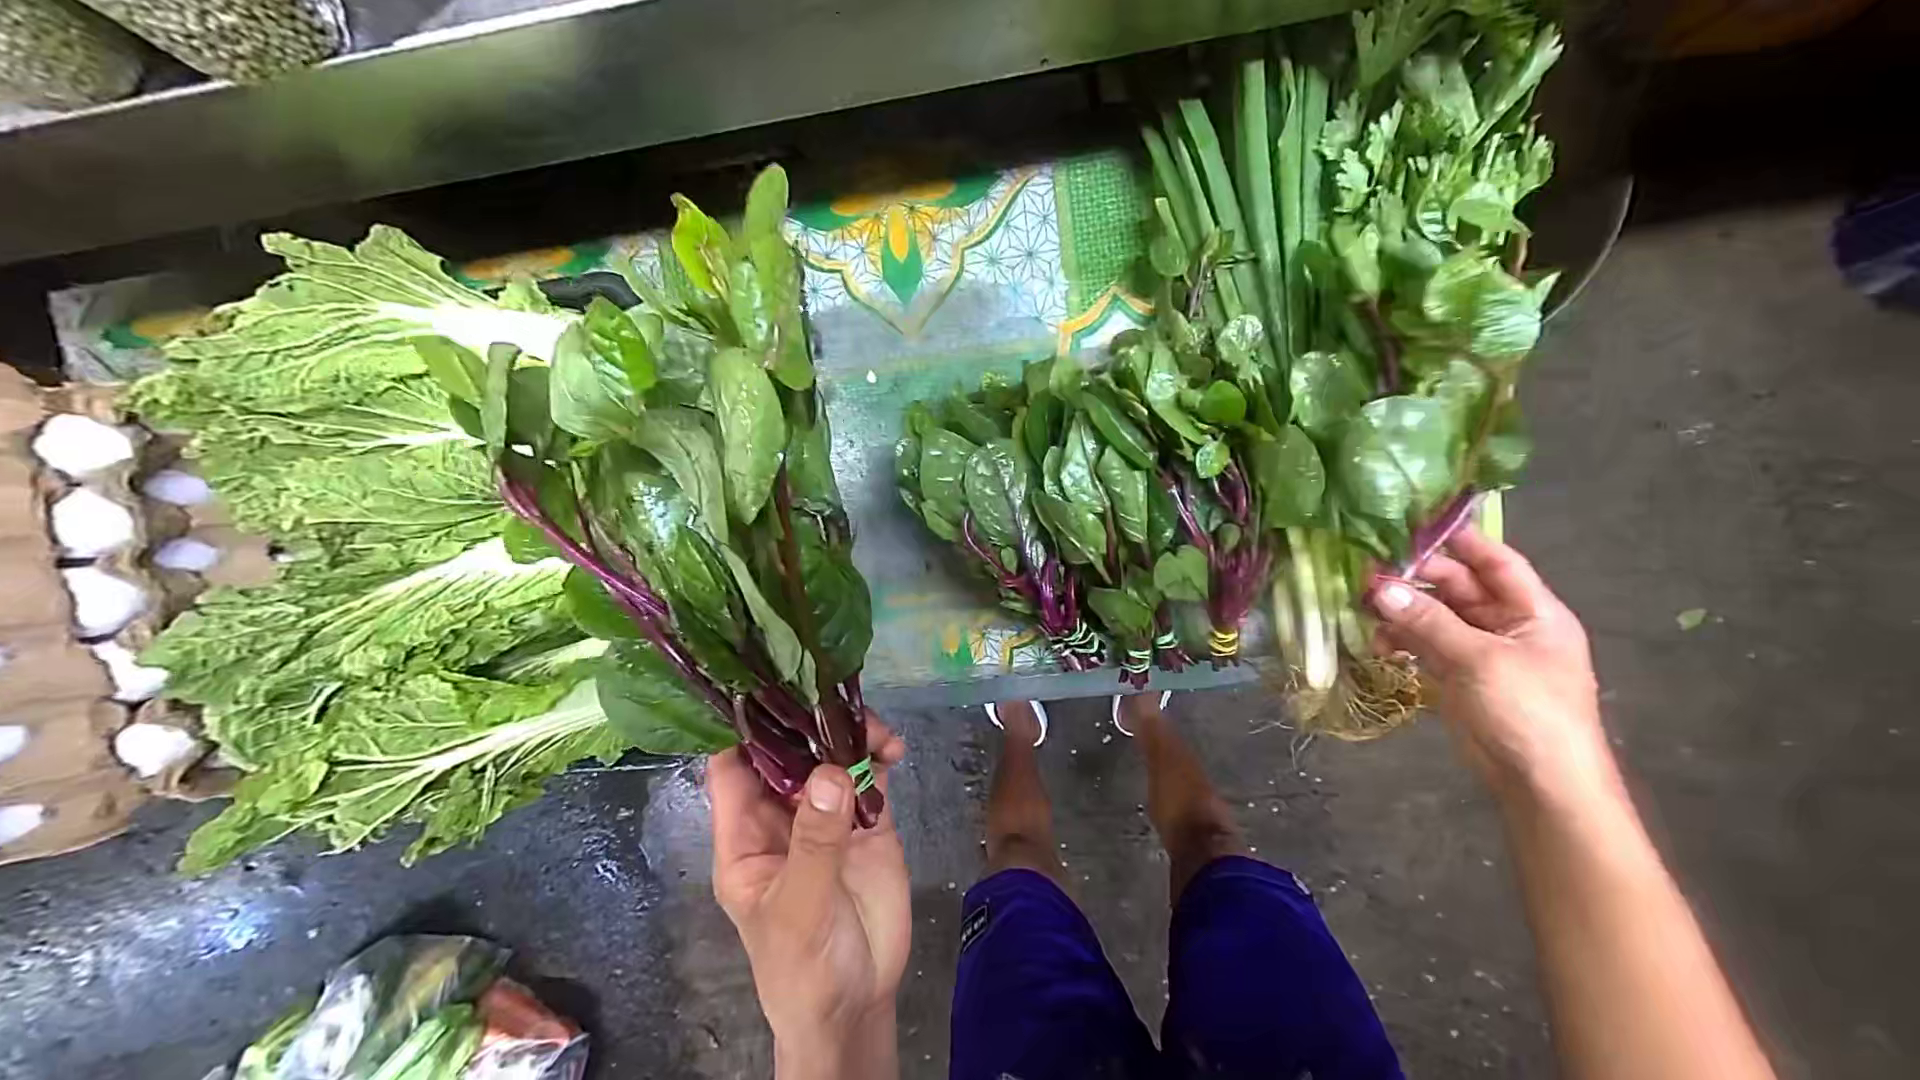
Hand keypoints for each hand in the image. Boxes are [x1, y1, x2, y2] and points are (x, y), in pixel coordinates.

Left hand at [708, 717, 909, 1079]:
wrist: (858, 1003)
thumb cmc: (804, 968)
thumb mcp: (799, 910)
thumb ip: (814, 842)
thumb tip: (831, 772)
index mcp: (746, 834)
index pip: (734, 767)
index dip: (746, 728)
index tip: (775, 689)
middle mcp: (783, 814)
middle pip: (791, 749)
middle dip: (814, 722)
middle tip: (846, 708)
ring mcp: (827, 815)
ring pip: (833, 754)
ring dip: (854, 734)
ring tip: (880, 735)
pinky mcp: (866, 820)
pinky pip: (870, 774)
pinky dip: (881, 755)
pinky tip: (895, 751)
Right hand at [1369, 529, 1616, 802]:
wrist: (1539, 781)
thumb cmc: (1527, 711)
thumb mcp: (1479, 659)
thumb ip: (1428, 621)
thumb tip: (1378, 588)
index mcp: (1532, 611)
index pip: (1496, 561)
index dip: (1461, 540)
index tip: (1416, 522)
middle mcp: (1505, 624)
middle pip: (1456, 587)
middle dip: (1414, 577)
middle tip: (1367, 568)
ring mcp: (1477, 649)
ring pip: (1432, 615)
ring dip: (1399, 609)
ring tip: (1360, 602)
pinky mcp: (1455, 673)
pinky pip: (1422, 644)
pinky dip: (1398, 639)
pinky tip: (1373, 640)